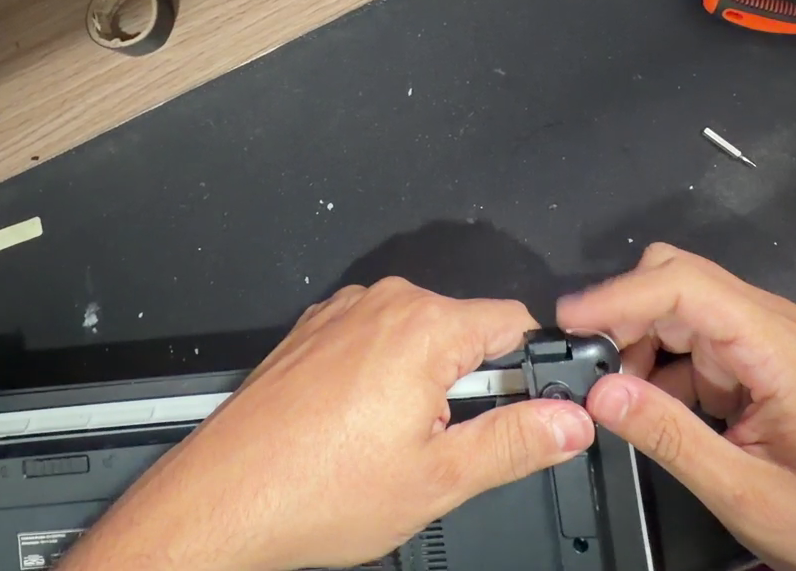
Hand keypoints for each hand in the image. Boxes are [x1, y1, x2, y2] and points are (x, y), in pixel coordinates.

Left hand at [77, 278, 596, 570]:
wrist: (227, 494)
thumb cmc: (320, 488)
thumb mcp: (438, 478)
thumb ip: (515, 441)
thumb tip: (568, 420)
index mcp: (425, 327)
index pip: (515, 322)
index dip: (533, 366)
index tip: (530, 405)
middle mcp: (386, 302)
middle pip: (464, 327)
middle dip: (469, 380)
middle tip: (443, 440)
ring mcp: (346, 308)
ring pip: (419, 333)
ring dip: (424, 377)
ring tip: (390, 437)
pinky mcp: (318, 325)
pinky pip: (375, 334)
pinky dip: (382, 369)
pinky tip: (356, 421)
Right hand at [558, 244, 795, 570]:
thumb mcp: (749, 495)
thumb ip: (670, 438)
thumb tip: (598, 391)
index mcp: (774, 343)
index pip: (683, 286)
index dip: (618, 295)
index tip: (566, 322)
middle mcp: (766, 321)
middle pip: (675, 278)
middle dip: (622, 311)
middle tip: (584, 362)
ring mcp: (760, 336)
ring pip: (675, 303)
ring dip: (635, 337)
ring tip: (611, 392)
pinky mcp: (753, 356)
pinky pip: (688, 337)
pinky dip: (656, 360)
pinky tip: (647, 402)